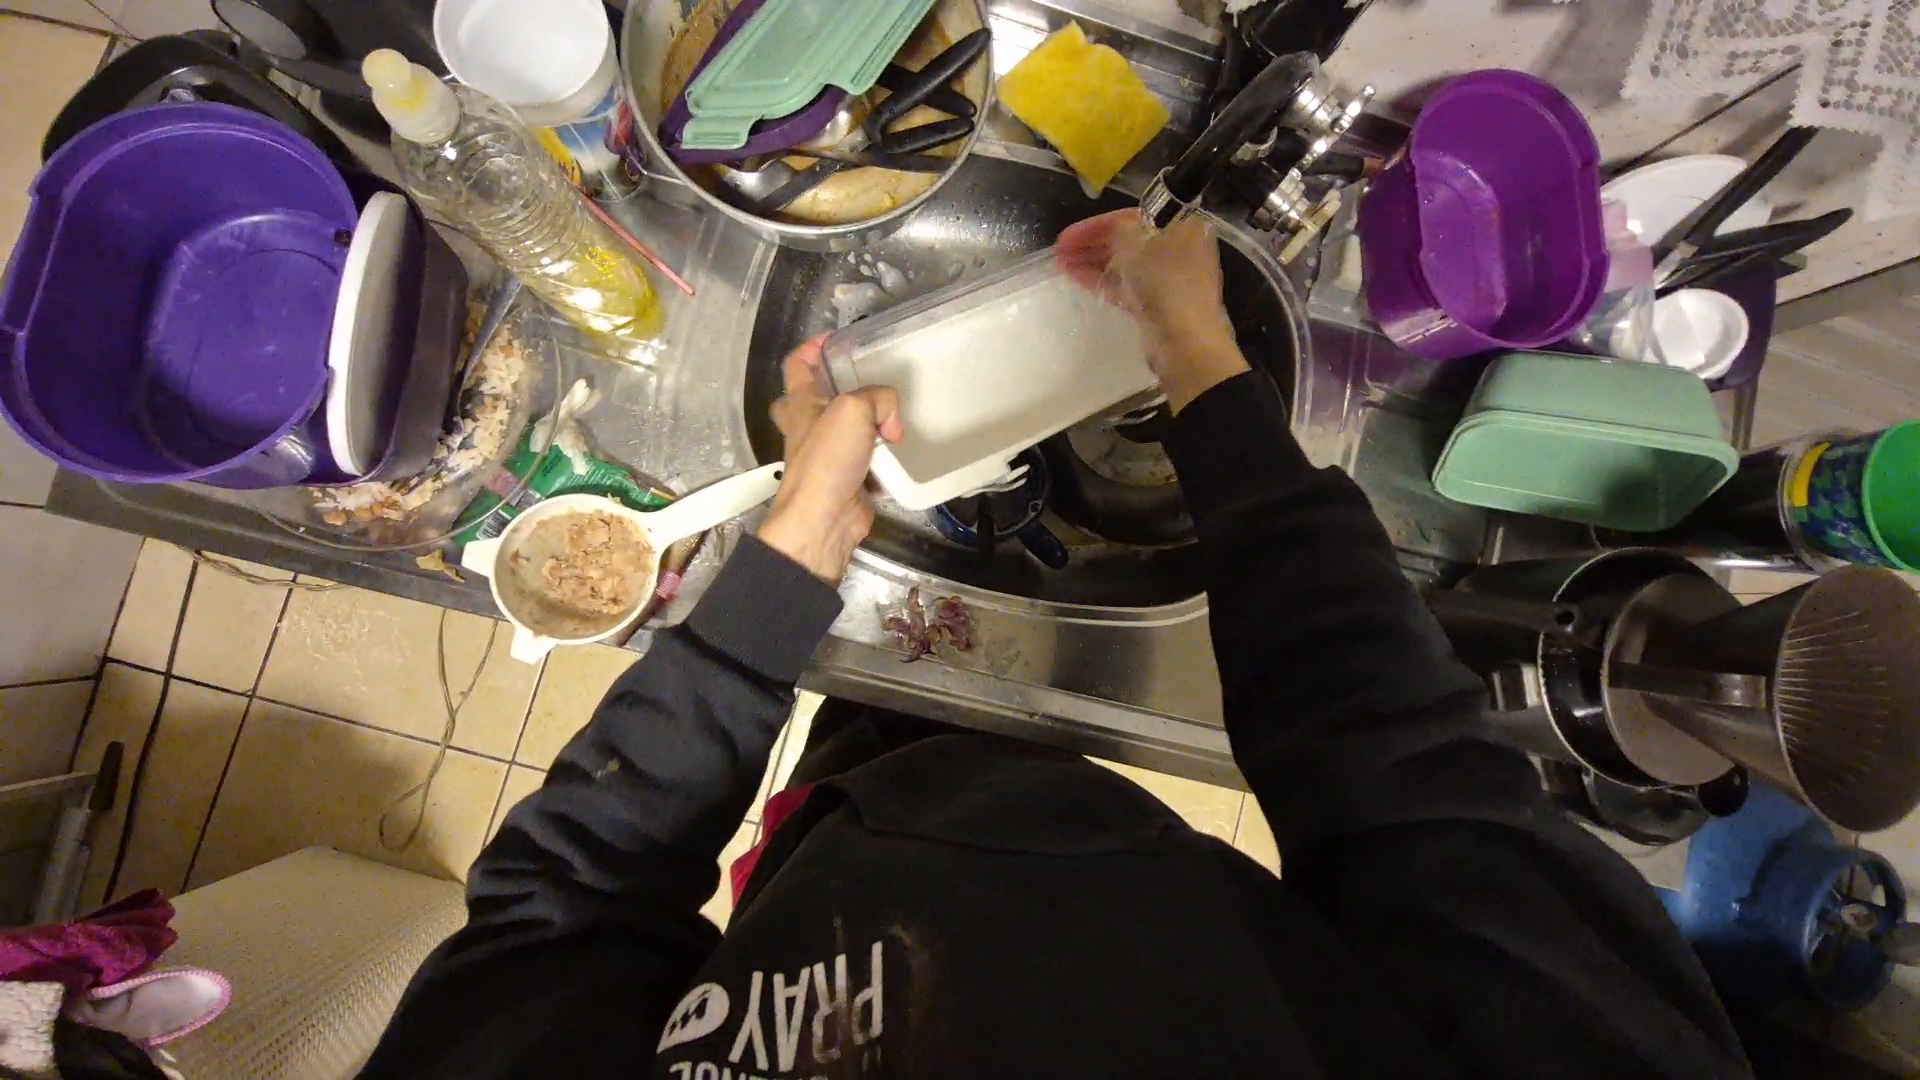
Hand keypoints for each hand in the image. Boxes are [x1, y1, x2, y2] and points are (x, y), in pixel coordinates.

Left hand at [759, 335, 903, 583]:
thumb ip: (878, 399)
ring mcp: (826, 455)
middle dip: (832, 389)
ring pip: (843, 430)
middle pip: (812, 399)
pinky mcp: (846, 478)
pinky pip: (866, 458)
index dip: (810, 348)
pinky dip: (882, 455)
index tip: (832, 340)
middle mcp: (808, 428)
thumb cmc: (827, 459)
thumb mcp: (854, 410)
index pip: (796, 365)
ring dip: (866, 423)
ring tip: (891, 416)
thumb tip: (890, 421)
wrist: (825, 516)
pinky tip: (897, 452)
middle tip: (858, 383)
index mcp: (800, 405)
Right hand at [1055, 209, 1249, 411]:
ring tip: (1062, 265)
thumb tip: (1113, 228)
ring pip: (1124, 265)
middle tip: (1060, 251)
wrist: (1184, 338)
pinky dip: (1103, 281)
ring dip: (1092, 263)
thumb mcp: (1136, 243)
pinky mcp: (1156, 304)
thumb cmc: (1164, 281)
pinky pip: (1125, 286)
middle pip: (1128, 241)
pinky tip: (1077, 278)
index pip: (1132, 218)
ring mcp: (1166, 279)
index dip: (1097, 225)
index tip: (1067, 235)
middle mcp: (1177, 249)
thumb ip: (1119, 229)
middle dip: (1092, 245)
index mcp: (1181, 226)